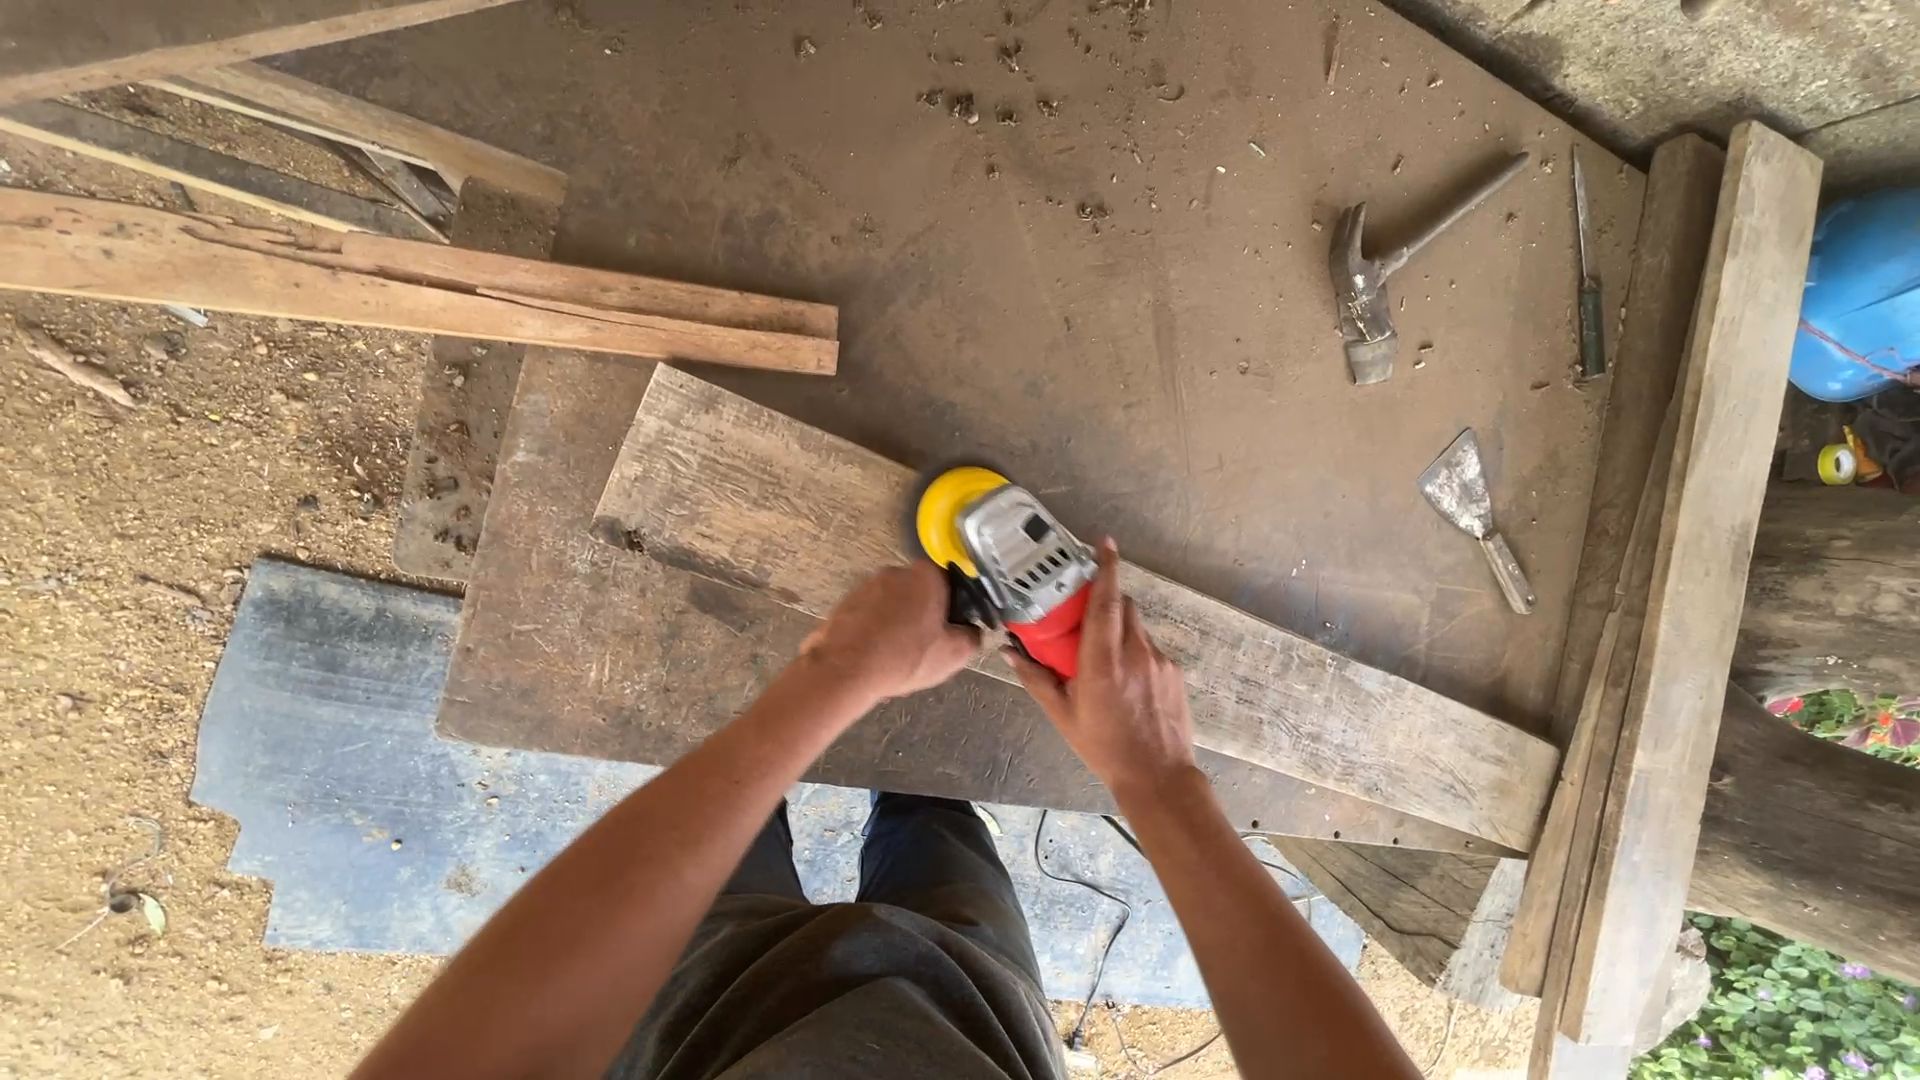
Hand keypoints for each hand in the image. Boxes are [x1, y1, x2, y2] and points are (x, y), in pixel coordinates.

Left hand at [799, 561, 981, 700]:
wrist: (843, 669)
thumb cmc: (904, 657)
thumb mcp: (953, 654)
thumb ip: (972, 637)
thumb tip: (972, 631)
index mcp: (927, 575)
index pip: (951, 584)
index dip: (954, 610)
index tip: (951, 632)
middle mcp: (896, 571)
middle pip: (920, 593)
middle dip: (925, 616)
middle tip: (926, 647)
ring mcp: (866, 584)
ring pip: (894, 605)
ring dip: (899, 624)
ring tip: (897, 656)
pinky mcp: (845, 601)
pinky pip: (870, 615)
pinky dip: (876, 631)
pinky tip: (875, 656)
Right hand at [1008, 539, 1197, 798]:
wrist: (1159, 776)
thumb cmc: (1105, 747)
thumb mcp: (1063, 716)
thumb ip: (1036, 679)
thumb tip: (1011, 653)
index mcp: (1102, 662)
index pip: (1106, 602)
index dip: (1105, 568)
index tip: (1104, 543)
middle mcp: (1134, 652)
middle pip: (1122, 604)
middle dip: (1105, 600)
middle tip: (1085, 615)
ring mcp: (1159, 660)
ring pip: (1136, 626)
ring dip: (1118, 628)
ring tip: (1104, 657)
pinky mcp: (1174, 670)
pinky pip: (1149, 647)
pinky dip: (1134, 651)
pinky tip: (1126, 681)